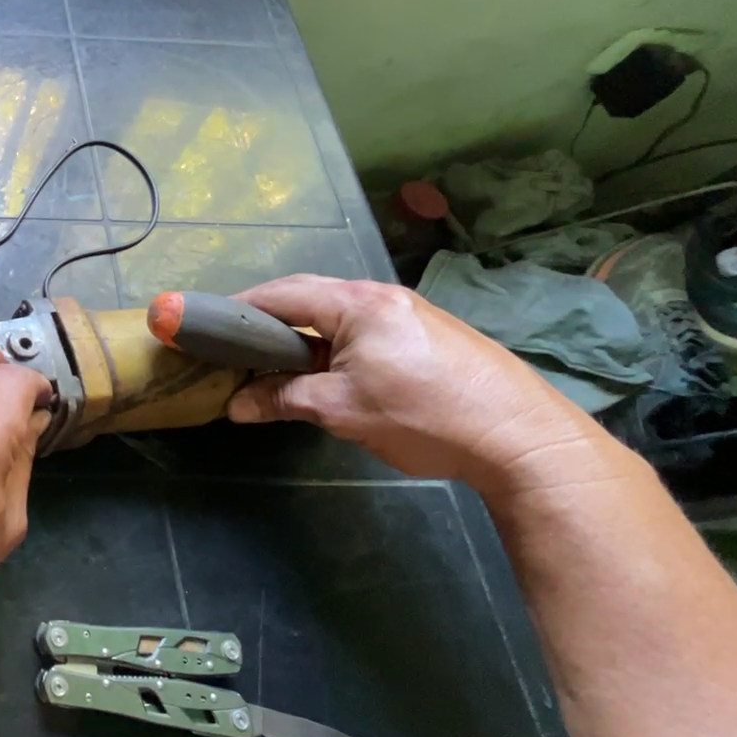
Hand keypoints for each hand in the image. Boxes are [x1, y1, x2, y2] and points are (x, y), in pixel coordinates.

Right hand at [224, 275, 602, 492]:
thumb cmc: (424, 416)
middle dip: (269, 317)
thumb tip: (235, 406)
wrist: (529, 442)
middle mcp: (383, 296)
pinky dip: (334, 341)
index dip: (239, 307)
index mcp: (357, 303)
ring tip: (278, 360)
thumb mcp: (341, 410)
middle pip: (309, 296)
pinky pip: (365, 327)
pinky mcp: (433, 335)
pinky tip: (330, 369)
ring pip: (338, 313)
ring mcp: (413, 313)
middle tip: (236, 344)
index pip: (281, 293)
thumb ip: (282, 399)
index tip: (207, 324)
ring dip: (304, 332)